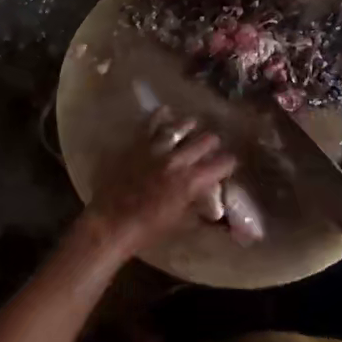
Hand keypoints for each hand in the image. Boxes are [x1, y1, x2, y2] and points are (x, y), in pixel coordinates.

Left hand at [84, 111, 237, 254]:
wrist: (111, 225)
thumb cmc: (149, 230)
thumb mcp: (183, 223)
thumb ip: (201, 210)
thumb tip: (215, 209)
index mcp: (193, 181)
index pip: (223, 163)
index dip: (230, 163)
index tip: (230, 164)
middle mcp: (178, 161)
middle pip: (206, 141)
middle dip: (213, 143)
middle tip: (213, 147)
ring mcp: (156, 151)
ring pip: (180, 128)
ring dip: (191, 126)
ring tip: (195, 123)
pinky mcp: (136, 146)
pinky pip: (150, 125)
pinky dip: (160, 117)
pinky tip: (166, 111)